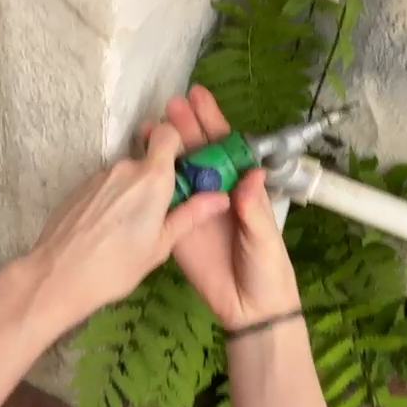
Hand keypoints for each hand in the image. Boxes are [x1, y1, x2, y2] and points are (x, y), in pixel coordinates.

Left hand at [8, 122, 229, 333]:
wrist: (57, 275)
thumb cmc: (117, 266)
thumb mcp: (161, 245)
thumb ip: (191, 215)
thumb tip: (222, 196)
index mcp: (152, 177)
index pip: (167, 133)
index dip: (176, 144)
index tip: (183, 169)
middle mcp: (126, 167)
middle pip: (148, 159)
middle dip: (156, 179)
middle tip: (159, 212)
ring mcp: (99, 175)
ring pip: (126, 174)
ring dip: (133, 192)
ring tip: (129, 228)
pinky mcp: (80, 186)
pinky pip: (107, 185)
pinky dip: (113, 200)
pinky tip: (107, 229)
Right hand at [162, 86, 301, 330]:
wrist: (249, 309)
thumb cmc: (267, 268)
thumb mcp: (266, 238)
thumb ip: (255, 209)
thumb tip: (252, 173)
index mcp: (241, 185)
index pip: (226, 146)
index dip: (213, 121)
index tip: (198, 97)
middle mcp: (216, 189)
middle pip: (198, 152)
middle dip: (185, 126)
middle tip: (170, 105)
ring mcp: (193, 207)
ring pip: (177, 171)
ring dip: (165, 148)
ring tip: (149, 126)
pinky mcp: (175, 228)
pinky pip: (162, 202)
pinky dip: (151, 183)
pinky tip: (139, 163)